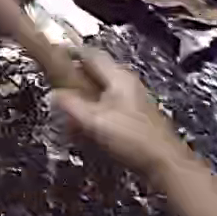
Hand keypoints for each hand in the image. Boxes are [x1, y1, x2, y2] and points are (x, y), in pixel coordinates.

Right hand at [52, 48, 195, 176]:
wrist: (165, 162)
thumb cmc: (130, 137)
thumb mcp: (94, 121)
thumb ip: (71, 105)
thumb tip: (54, 93)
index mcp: (118, 76)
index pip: (90, 54)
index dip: (69, 54)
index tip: (51, 59)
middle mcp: (127, 81)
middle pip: (95, 71)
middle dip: (74, 79)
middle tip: (57, 89)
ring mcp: (133, 96)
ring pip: (101, 87)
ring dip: (84, 96)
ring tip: (69, 110)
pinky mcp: (135, 112)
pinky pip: (109, 101)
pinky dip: (95, 107)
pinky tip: (87, 124)